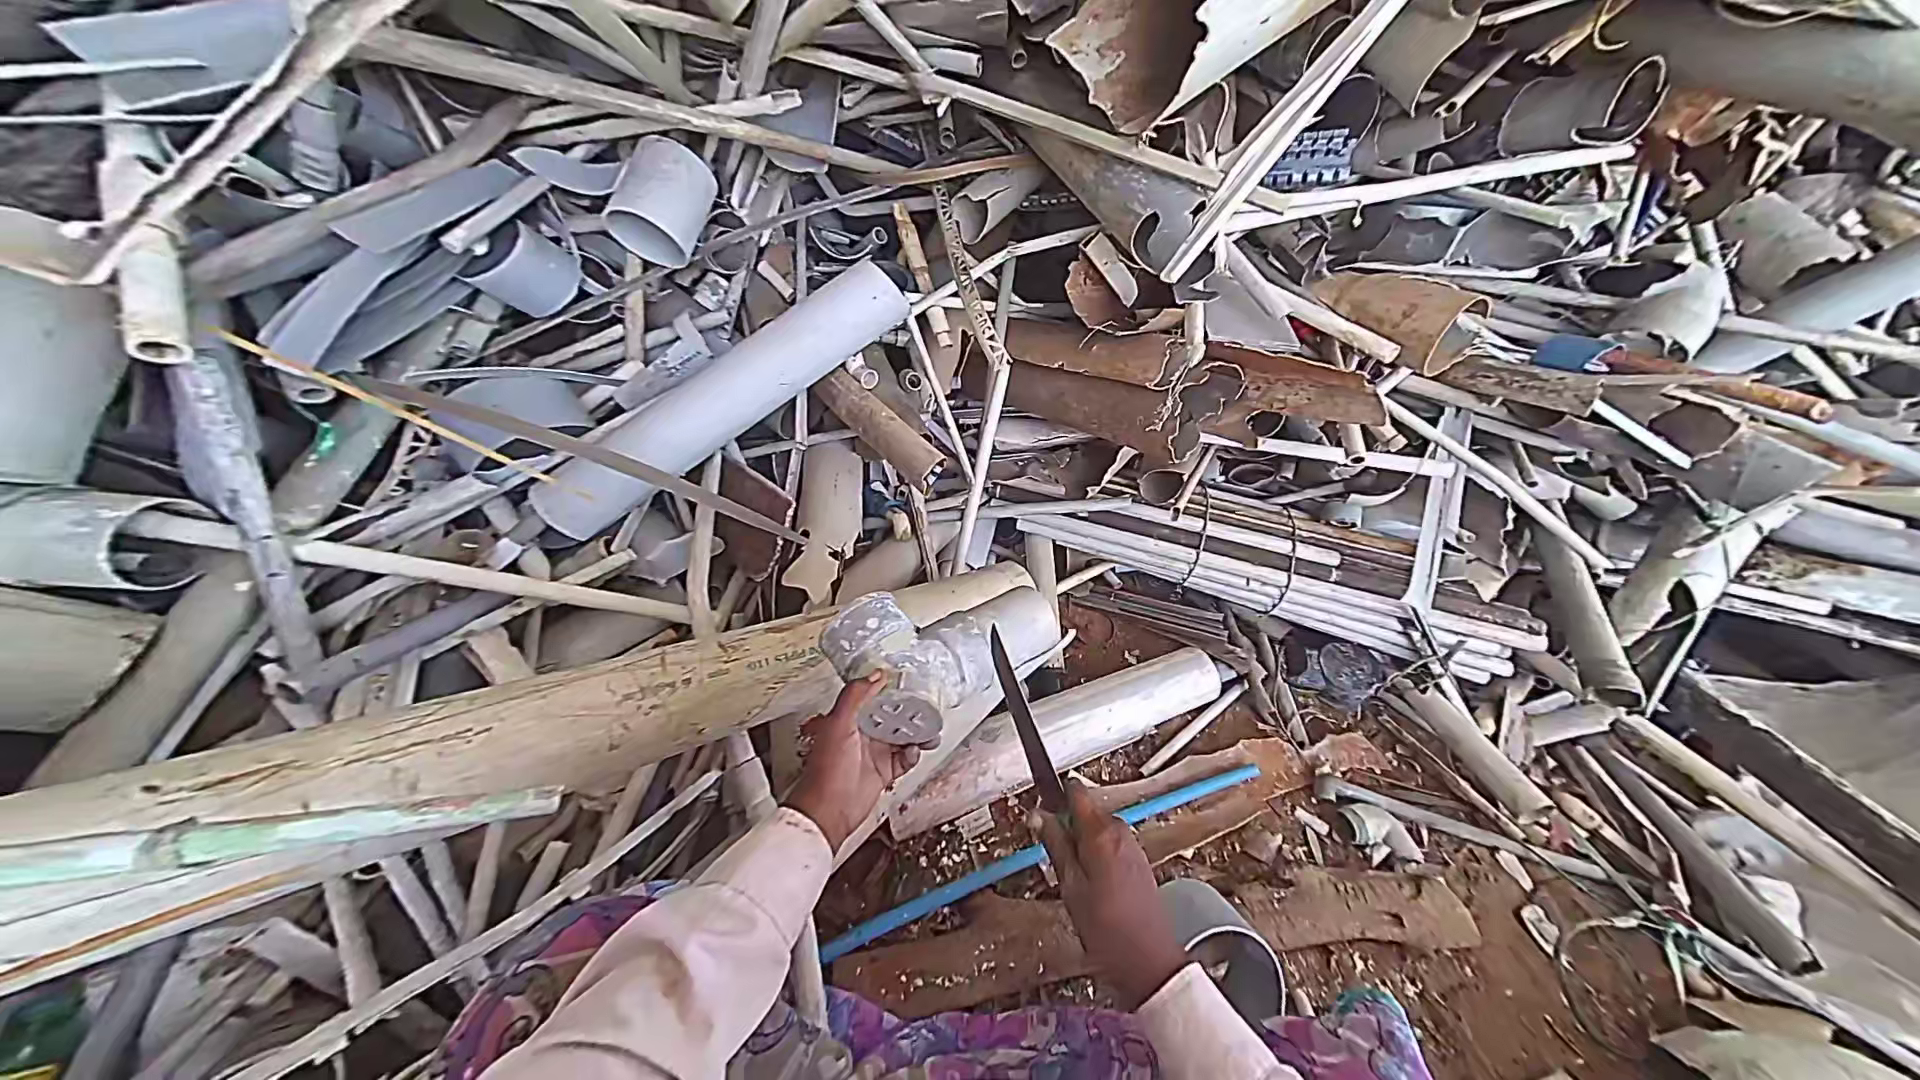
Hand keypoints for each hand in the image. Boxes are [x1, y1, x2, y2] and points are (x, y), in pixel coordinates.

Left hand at [785, 673, 921, 851]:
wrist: (829, 811)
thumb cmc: (826, 769)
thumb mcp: (839, 724)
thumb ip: (855, 696)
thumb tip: (874, 674)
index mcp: (850, 719)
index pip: (874, 698)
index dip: (891, 691)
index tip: (909, 683)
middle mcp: (863, 734)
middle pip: (893, 717)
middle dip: (910, 712)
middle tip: (927, 708)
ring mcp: (874, 754)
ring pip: (902, 737)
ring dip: (918, 733)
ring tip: (930, 731)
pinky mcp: (884, 772)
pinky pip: (905, 759)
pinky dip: (913, 755)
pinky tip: (914, 752)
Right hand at [1036, 780, 1190, 1008]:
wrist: (1149, 961)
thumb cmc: (1107, 927)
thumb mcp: (1070, 885)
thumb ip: (1054, 844)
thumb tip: (1037, 815)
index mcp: (1100, 832)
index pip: (1075, 792)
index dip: (1055, 797)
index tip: (1041, 813)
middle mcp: (1119, 831)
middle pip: (1086, 811)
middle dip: (1068, 827)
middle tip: (1056, 859)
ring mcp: (1132, 844)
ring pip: (1097, 829)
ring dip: (1083, 843)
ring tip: (1074, 879)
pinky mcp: (1138, 859)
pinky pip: (1111, 843)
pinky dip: (1098, 854)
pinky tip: (1093, 885)